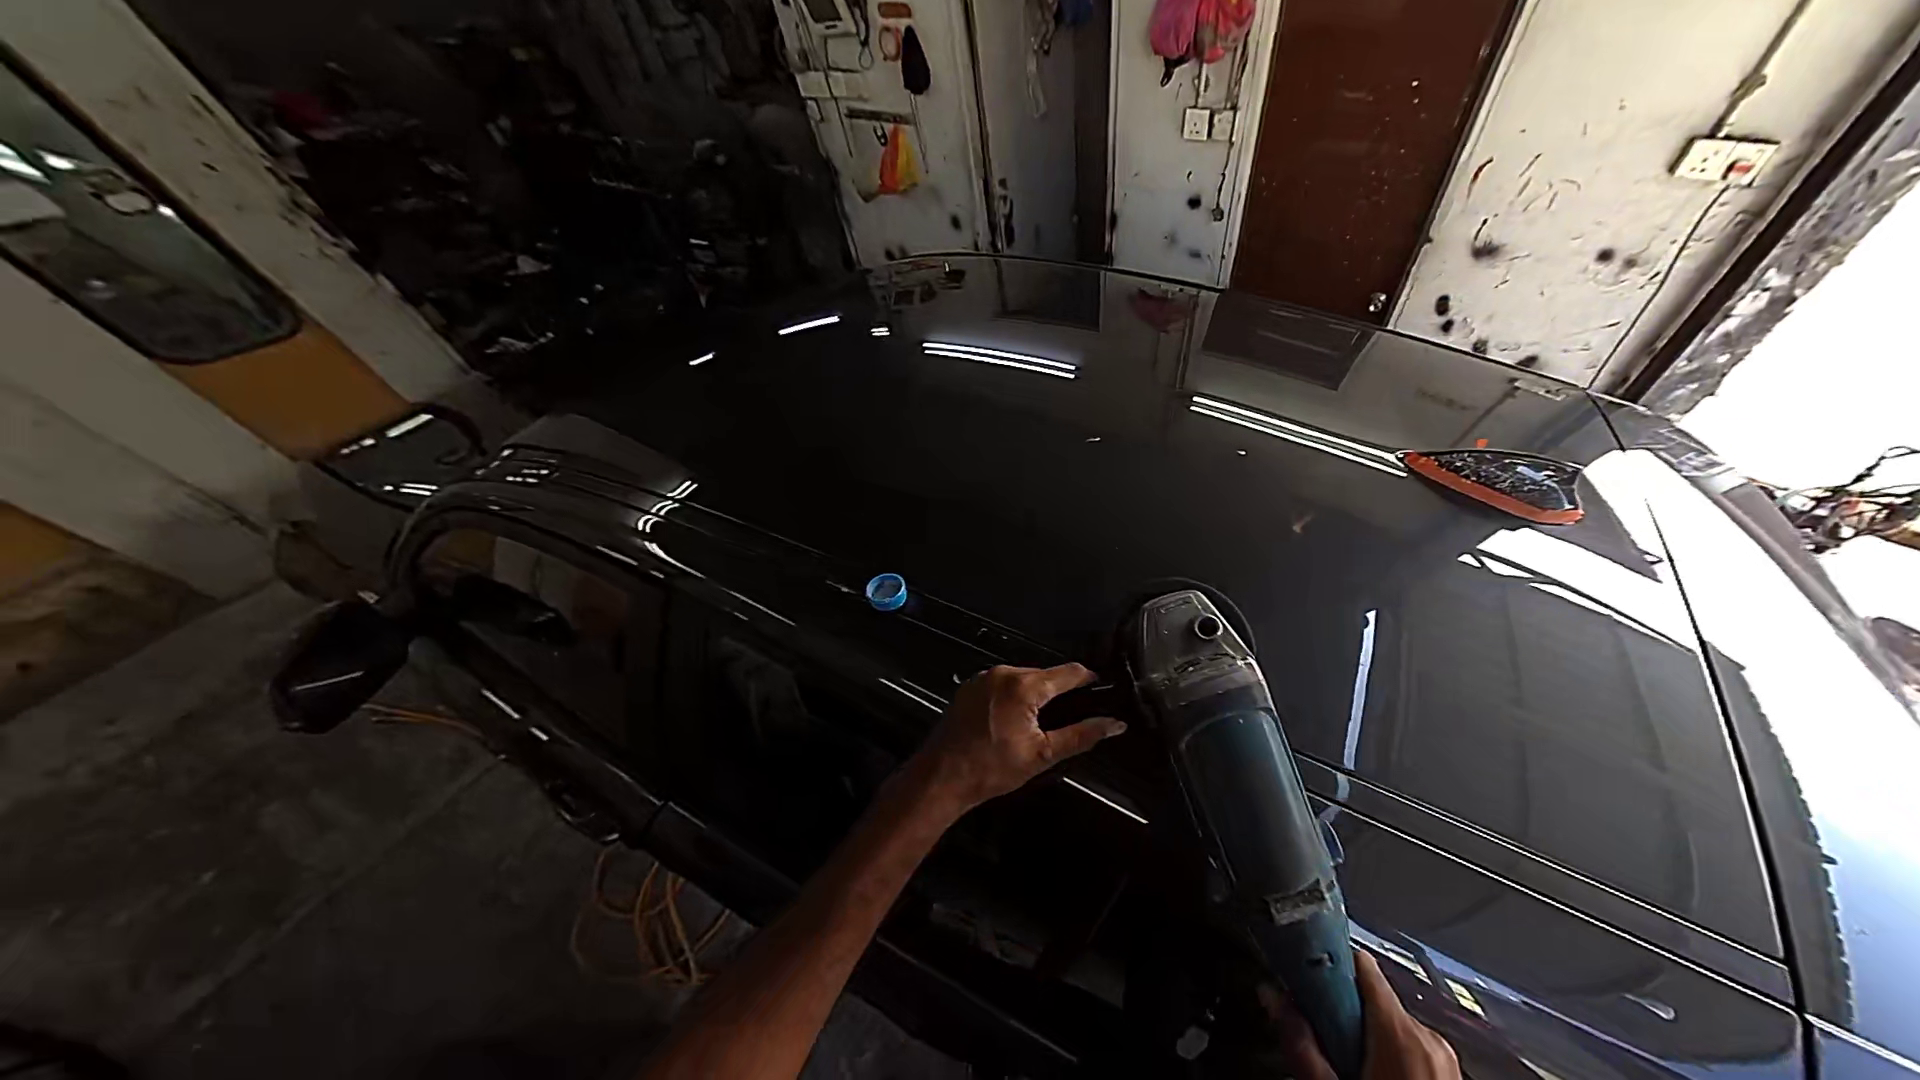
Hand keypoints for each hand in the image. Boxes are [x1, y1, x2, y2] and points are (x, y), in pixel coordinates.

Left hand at [907, 663, 1126, 815]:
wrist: (941, 777)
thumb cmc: (988, 769)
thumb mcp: (1042, 754)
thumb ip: (1081, 735)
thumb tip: (1112, 724)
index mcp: (1023, 686)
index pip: (1069, 672)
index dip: (1089, 679)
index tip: (1100, 689)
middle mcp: (1002, 674)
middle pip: (1045, 674)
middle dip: (1059, 693)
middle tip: (1069, 717)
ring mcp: (983, 678)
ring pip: (1023, 679)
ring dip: (1035, 695)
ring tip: (1038, 725)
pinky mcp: (970, 687)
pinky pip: (1002, 684)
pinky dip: (1013, 697)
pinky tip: (1012, 722)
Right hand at [1263, 951, 1459, 1079]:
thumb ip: (1298, 1042)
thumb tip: (1270, 995)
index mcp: (1402, 1034)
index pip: (1360, 964)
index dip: (1329, 967)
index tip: (1307, 984)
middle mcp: (1428, 1038)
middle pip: (1371, 994)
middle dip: (1342, 1009)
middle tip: (1324, 1039)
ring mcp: (1445, 1060)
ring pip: (1388, 1020)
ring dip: (1363, 1033)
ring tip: (1349, 1066)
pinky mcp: (1451, 1075)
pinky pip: (1409, 1044)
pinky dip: (1386, 1051)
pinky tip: (1372, 1078)